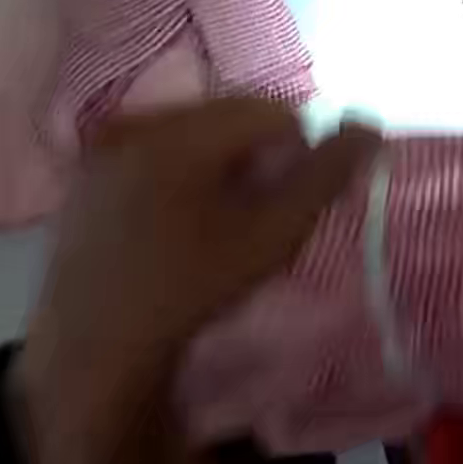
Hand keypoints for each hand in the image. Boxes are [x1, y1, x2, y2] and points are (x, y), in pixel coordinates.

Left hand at [19, 100, 378, 434]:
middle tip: (262, 205)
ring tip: (226, 210)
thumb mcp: (276, 232)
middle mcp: (138, 125)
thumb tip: (370, 125)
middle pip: (236, 113)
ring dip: (230, 156)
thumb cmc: (196, 287)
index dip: (298, 150)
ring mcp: (107, 145)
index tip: (290, 197)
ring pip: (204, 127)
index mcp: (179, 136)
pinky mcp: (92, 168)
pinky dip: (193, 164)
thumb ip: (327, 174)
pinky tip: (187, 212)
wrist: (95, 352)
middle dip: (263, 150)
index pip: (273, 111)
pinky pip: (167, 143)